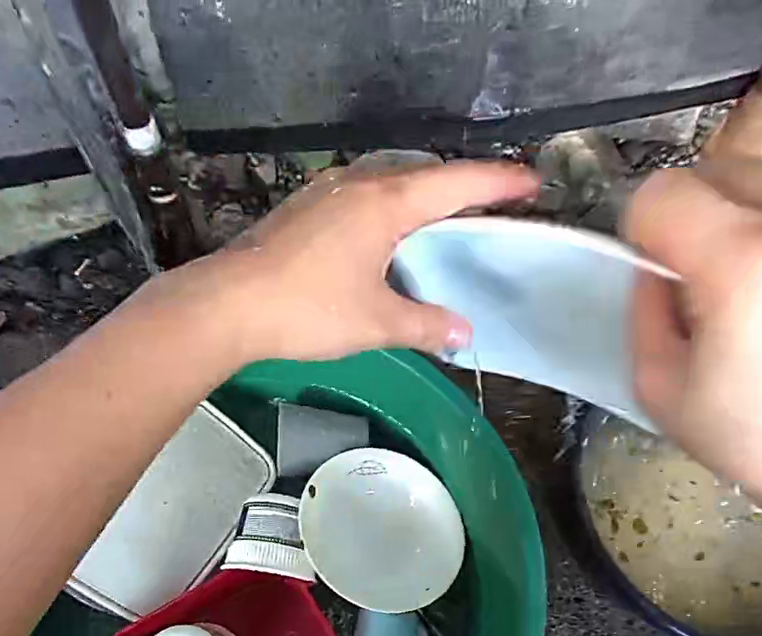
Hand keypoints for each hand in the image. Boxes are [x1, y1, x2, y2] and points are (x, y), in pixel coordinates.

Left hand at [135, 159, 537, 363]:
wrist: (229, 305)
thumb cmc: (308, 310)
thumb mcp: (376, 323)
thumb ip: (425, 326)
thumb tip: (462, 332)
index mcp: (386, 203)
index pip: (457, 183)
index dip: (499, 182)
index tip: (532, 183)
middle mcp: (358, 184)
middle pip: (425, 177)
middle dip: (463, 190)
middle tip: (492, 209)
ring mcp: (327, 193)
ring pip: (391, 186)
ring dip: (423, 201)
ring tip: (445, 225)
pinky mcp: (306, 210)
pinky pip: (363, 200)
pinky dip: (390, 214)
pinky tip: (389, 241)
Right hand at [622, 160, 761, 508]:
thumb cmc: (754, 436)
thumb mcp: (657, 385)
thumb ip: (642, 305)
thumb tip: (654, 261)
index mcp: (746, 262)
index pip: (662, 193)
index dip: (644, 234)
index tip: (658, 273)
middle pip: (718, 172)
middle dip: (698, 222)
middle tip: (709, 288)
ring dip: (750, 221)